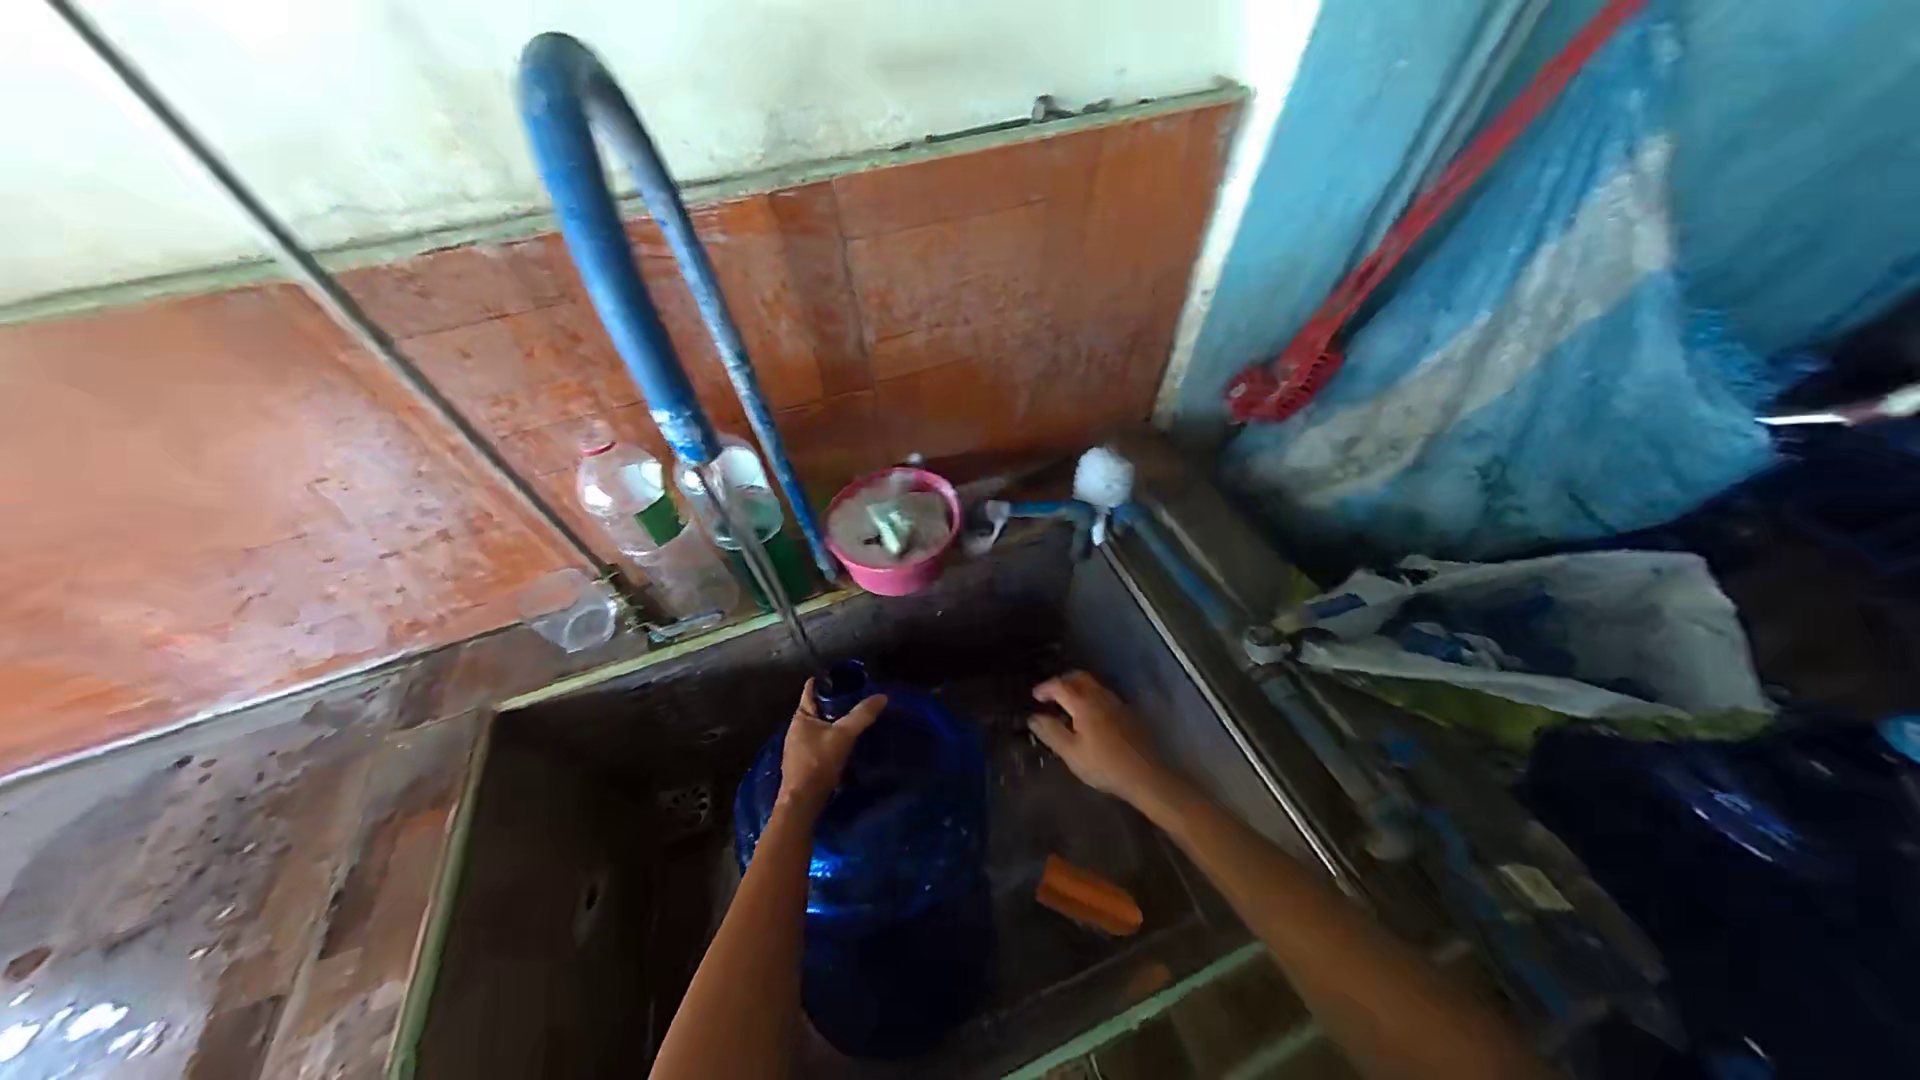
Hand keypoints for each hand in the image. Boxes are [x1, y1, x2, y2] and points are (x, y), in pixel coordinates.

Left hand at [778, 678, 886, 816]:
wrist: (803, 802)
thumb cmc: (818, 763)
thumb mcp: (844, 735)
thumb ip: (862, 715)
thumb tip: (882, 696)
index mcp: (801, 716)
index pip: (812, 689)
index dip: (828, 681)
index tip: (846, 677)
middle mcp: (796, 728)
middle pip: (818, 707)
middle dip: (836, 703)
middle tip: (859, 697)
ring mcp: (799, 746)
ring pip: (820, 726)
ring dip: (835, 722)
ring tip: (857, 719)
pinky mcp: (804, 762)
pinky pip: (821, 742)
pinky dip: (833, 738)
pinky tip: (847, 742)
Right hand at [1028, 671, 1175, 805]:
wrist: (1146, 775)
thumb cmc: (1104, 765)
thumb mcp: (1071, 752)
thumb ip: (1051, 732)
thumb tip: (1034, 717)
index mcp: (1084, 703)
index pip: (1060, 685)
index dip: (1045, 687)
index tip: (1035, 696)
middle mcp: (1101, 697)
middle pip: (1079, 677)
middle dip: (1062, 681)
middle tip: (1051, 694)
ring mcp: (1117, 703)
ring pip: (1094, 685)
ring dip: (1078, 688)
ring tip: (1068, 704)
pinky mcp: (1128, 713)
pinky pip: (1104, 696)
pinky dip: (1091, 697)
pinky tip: (1090, 716)